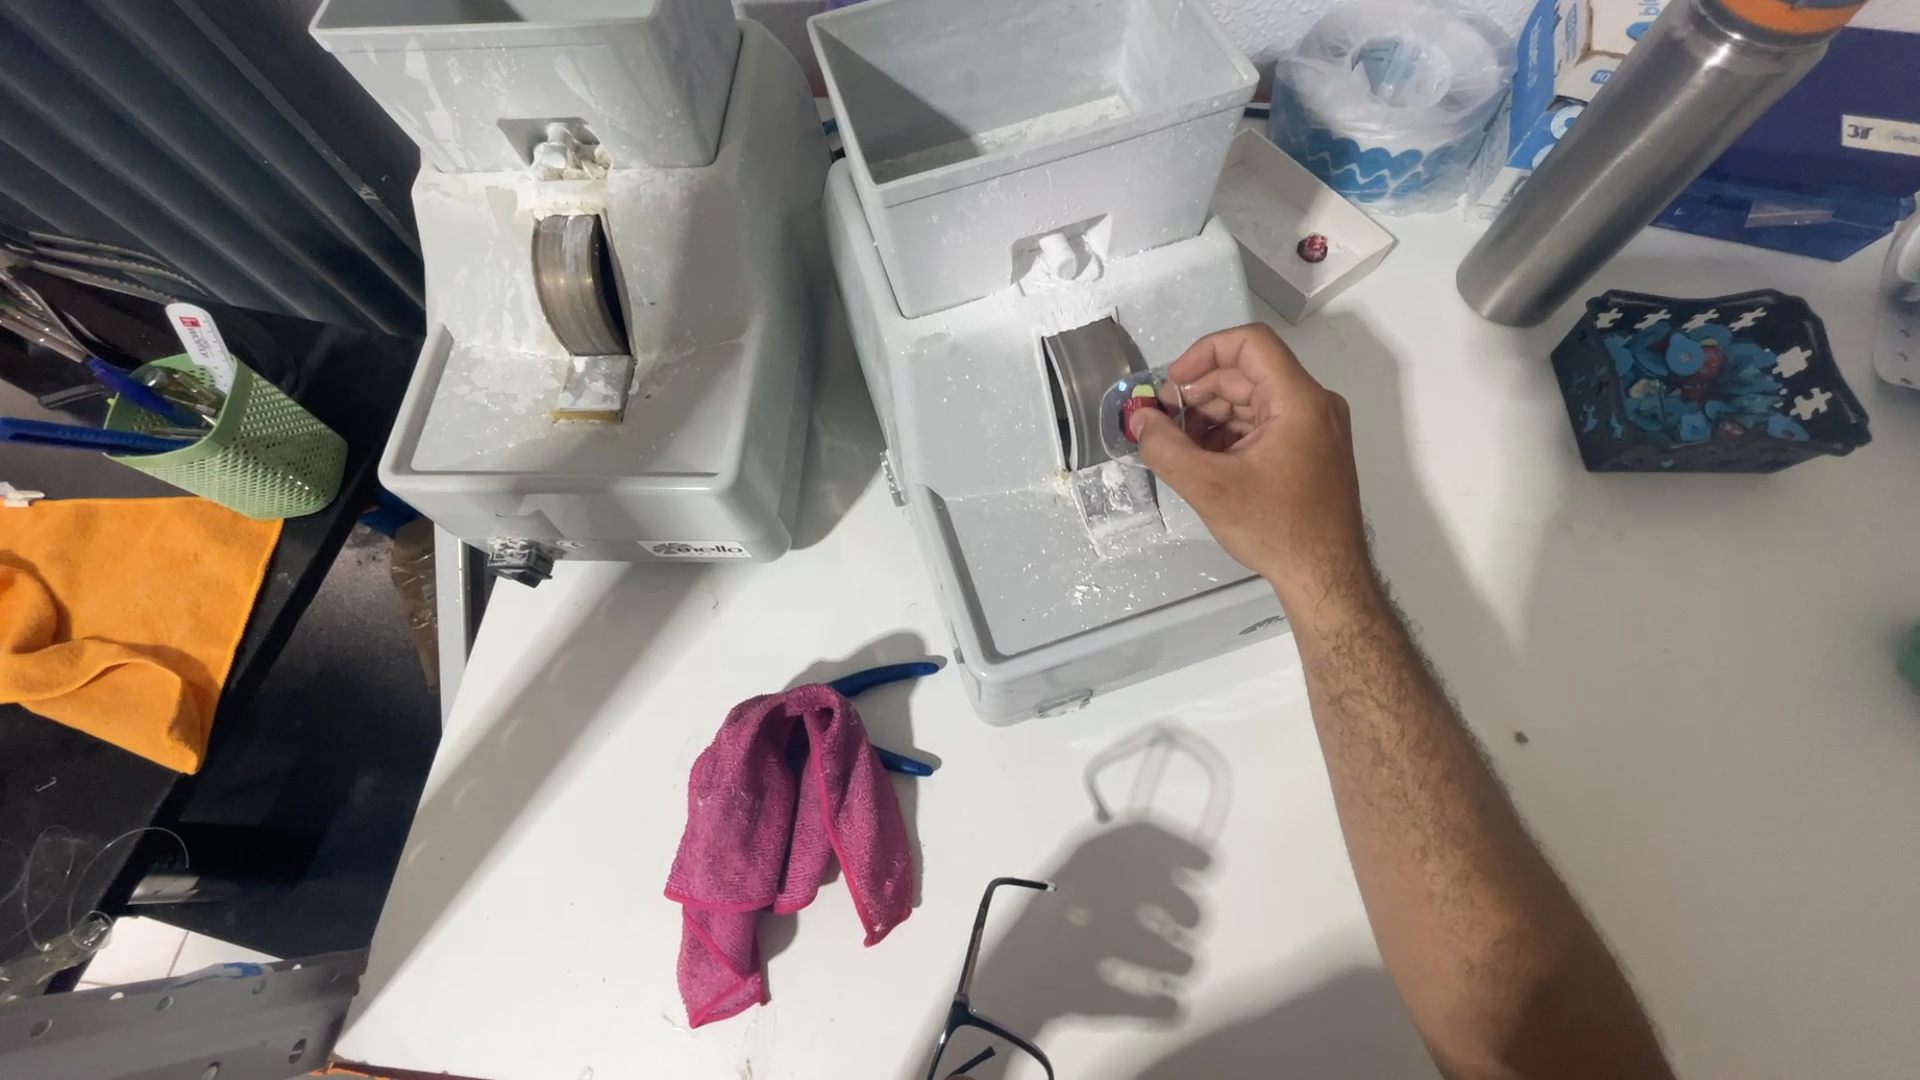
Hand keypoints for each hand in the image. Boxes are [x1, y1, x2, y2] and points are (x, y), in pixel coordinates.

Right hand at [1130, 324, 1370, 611]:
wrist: (1324, 577)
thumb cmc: (1275, 528)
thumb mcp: (1209, 487)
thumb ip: (1165, 448)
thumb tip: (1140, 421)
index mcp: (1298, 401)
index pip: (1250, 344)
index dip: (1204, 353)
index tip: (1171, 384)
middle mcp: (1311, 405)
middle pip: (1245, 375)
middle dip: (1198, 394)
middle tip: (1161, 422)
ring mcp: (1312, 429)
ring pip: (1250, 402)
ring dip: (1208, 417)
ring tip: (1177, 447)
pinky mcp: (1306, 452)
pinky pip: (1260, 426)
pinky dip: (1227, 436)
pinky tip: (1201, 461)